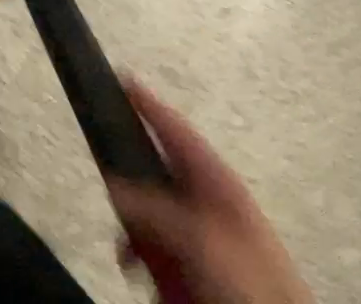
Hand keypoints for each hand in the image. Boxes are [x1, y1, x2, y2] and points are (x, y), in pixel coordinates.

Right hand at [107, 80, 311, 303]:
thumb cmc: (251, 282)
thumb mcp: (203, 238)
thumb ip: (159, 208)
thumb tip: (116, 185)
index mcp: (218, 181)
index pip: (177, 130)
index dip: (149, 103)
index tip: (121, 78)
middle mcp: (206, 201)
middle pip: (153, 170)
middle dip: (127, 181)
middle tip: (109, 187)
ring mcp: (198, 234)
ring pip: (146, 210)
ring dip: (130, 225)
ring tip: (128, 250)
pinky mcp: (190, 263)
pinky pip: (151, 244)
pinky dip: (136, 251)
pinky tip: (135, 266)